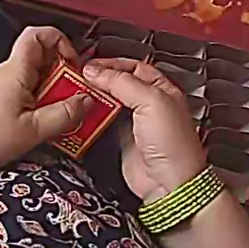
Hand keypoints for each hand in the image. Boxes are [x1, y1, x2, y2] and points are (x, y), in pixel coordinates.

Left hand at [0, 27, 93, 175]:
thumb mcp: (34, 130)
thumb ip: (65, 114)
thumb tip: (87, 101)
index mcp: (17, 71)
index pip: (38, 34)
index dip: (60, 40)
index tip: (74, 63)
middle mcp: (12, 73)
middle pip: (45, 56)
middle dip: (66, 72)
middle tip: (77, 92)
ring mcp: (9, 85)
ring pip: (42, 74)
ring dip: (59, 89)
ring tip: (68, 109)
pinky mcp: (8, 98)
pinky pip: (35, 90)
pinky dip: (48, 100)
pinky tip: (53, 119)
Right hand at [81, 59, 209, 201]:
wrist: (169, 183)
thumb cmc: (172, 143)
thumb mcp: (150, 101)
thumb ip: (121, 82)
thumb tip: (96, 71)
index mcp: (161, 89)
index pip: (133, 67)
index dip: (112, 64)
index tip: (90, 65)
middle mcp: (148, 104)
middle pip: (119, 83)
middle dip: (100, 79)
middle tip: (79, 77)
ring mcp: (134, 123)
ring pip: (109, 102)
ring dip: (93, 97)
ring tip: (77, 92)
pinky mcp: (122, 140)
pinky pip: (102, 123)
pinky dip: (91, 117)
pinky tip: (81, 113)